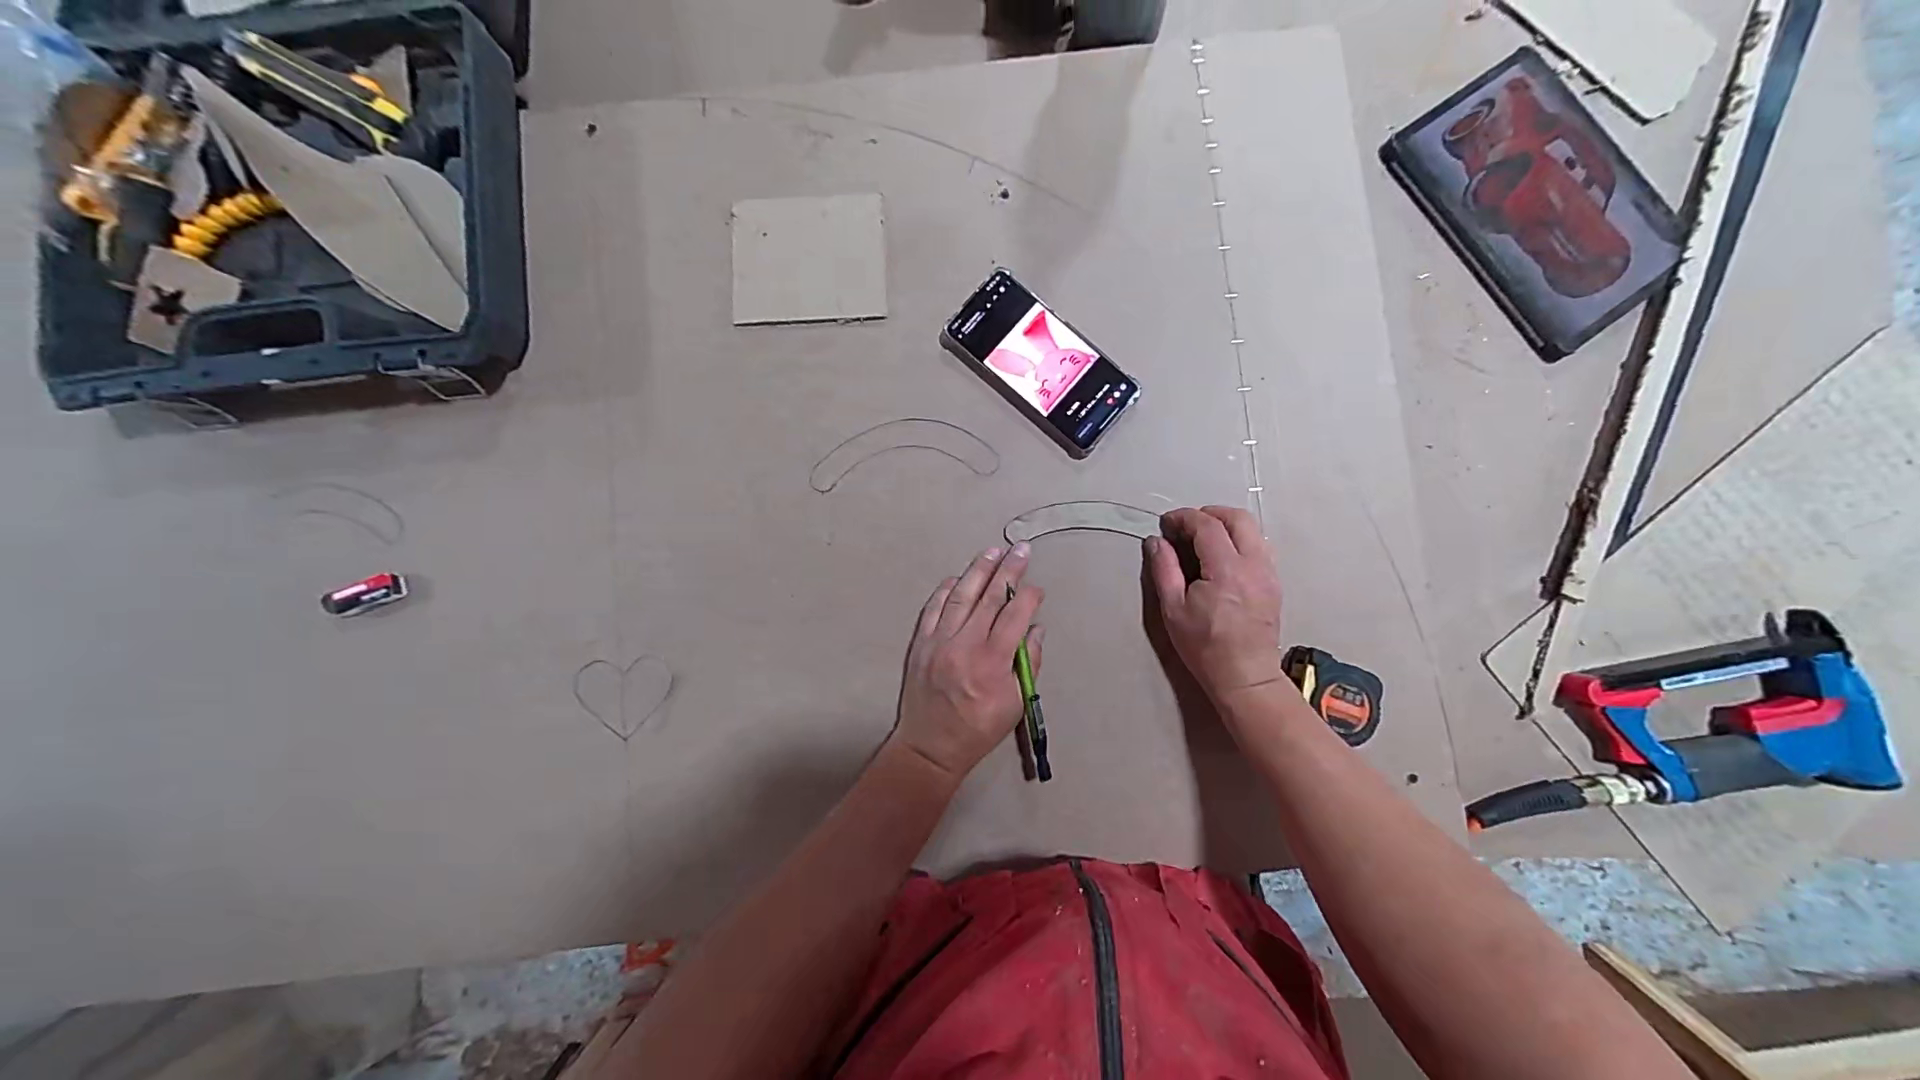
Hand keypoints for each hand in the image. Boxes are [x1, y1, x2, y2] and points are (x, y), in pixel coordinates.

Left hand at [892, 544, 1044, 782]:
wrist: (931, 746)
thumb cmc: (978, 729)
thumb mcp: (1015, 703)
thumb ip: (1028, 663)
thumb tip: (1035, 629)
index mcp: (992, 662)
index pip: (1015, 616)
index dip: (1028, 597)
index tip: (1037, 588)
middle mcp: (965, 646)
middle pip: (990, 598)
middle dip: (1008, 570)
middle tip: (1020, 550)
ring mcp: (939, 642)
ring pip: (961, 596)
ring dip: (978, 571)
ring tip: (992, 552)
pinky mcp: (921, 644)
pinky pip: (933, 609)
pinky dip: (946, 590)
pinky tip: (958, 577)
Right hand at [1144, 506, 1284, 703]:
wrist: (1244, 676)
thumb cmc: (1205, 647)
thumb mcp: (1173, 609)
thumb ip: (1164, 569)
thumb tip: (1157, 543)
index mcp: (1227, 570)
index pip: (1207, 525)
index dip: (1184, 517)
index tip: (1167, 523)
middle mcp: (1254, 566)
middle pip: (1237, 518)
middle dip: (1209, 514)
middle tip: (1186, 526)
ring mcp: (1269, 574)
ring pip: (1253, 530)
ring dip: (1226, 526)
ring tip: (1202, 540)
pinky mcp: (1274, 583)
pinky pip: (1259, 547)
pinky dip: (1239, 541)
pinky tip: (1222, 558)